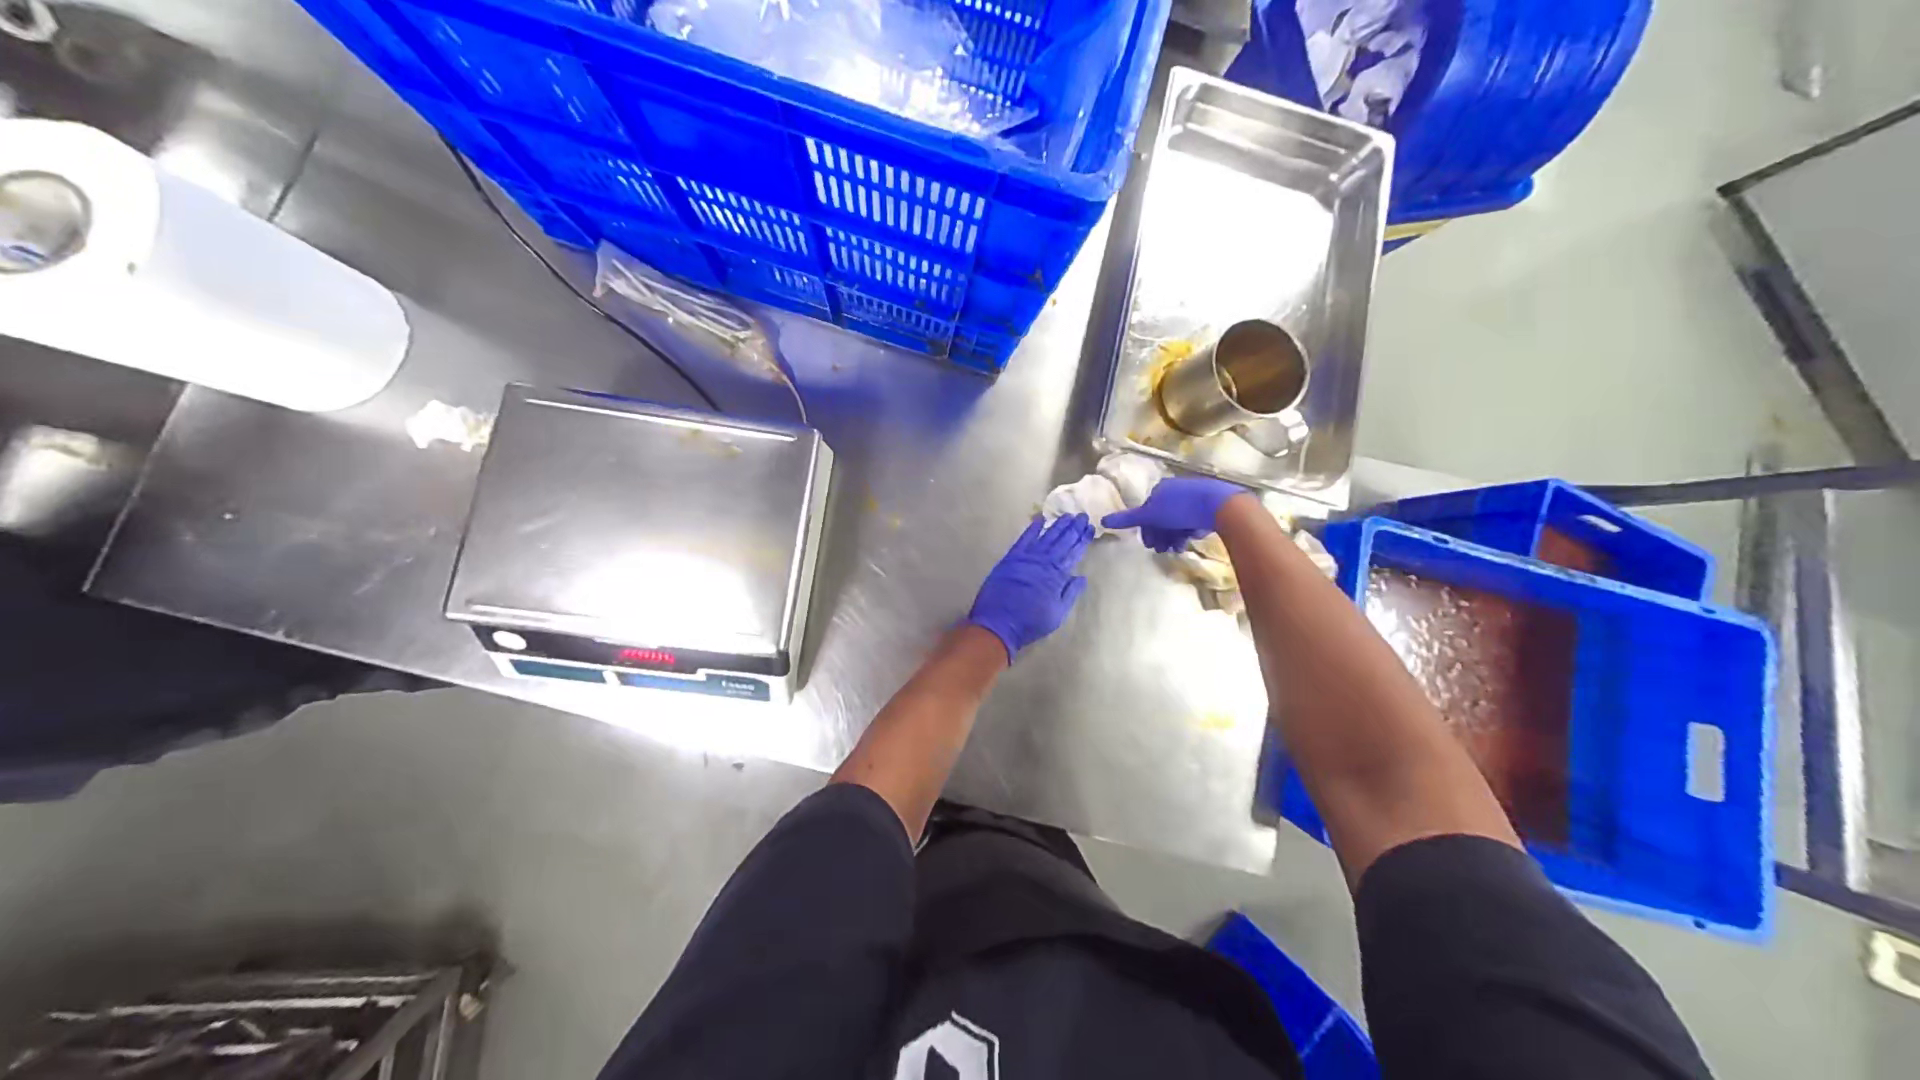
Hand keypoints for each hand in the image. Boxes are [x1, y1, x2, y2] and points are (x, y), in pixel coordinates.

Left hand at [967, 514, 1093, 661]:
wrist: (997, 623)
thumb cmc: (1030, 622)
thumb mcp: (1057, 613)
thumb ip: (1070, 593)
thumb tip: (1081, 577)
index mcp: (1057, 575)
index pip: (1073, 552)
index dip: (1082, 539)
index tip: (1089, 527)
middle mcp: (1043, 562)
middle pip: (1061, 541)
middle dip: (1073, 528)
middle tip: (1082, 515)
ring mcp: (1026, 558)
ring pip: (1045, 537)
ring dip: (1057, 526)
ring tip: (1067, 516)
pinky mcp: (1011, 558)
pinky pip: (1024, 539)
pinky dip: (1032, 528)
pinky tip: (1039, 519)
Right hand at [1101, 475, 1246, 552]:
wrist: (1218, 506)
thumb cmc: (1179, 508)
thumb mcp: (1150, 515)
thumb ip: (1128, 519)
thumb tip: (1103, 521)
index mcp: (1160, 489)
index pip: (1147, 511)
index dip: (1146, 528)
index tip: (1149, 544)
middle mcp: (1175, 491)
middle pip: (1162, 517)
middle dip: (1160, 535)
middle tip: (1162, 550)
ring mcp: (1192, 497)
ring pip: (1177, 521)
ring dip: (1173, 537)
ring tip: (1177, 549)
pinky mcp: (1207, 506)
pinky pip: (1192, 520)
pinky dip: (1188, 531)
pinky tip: (1189, 540)